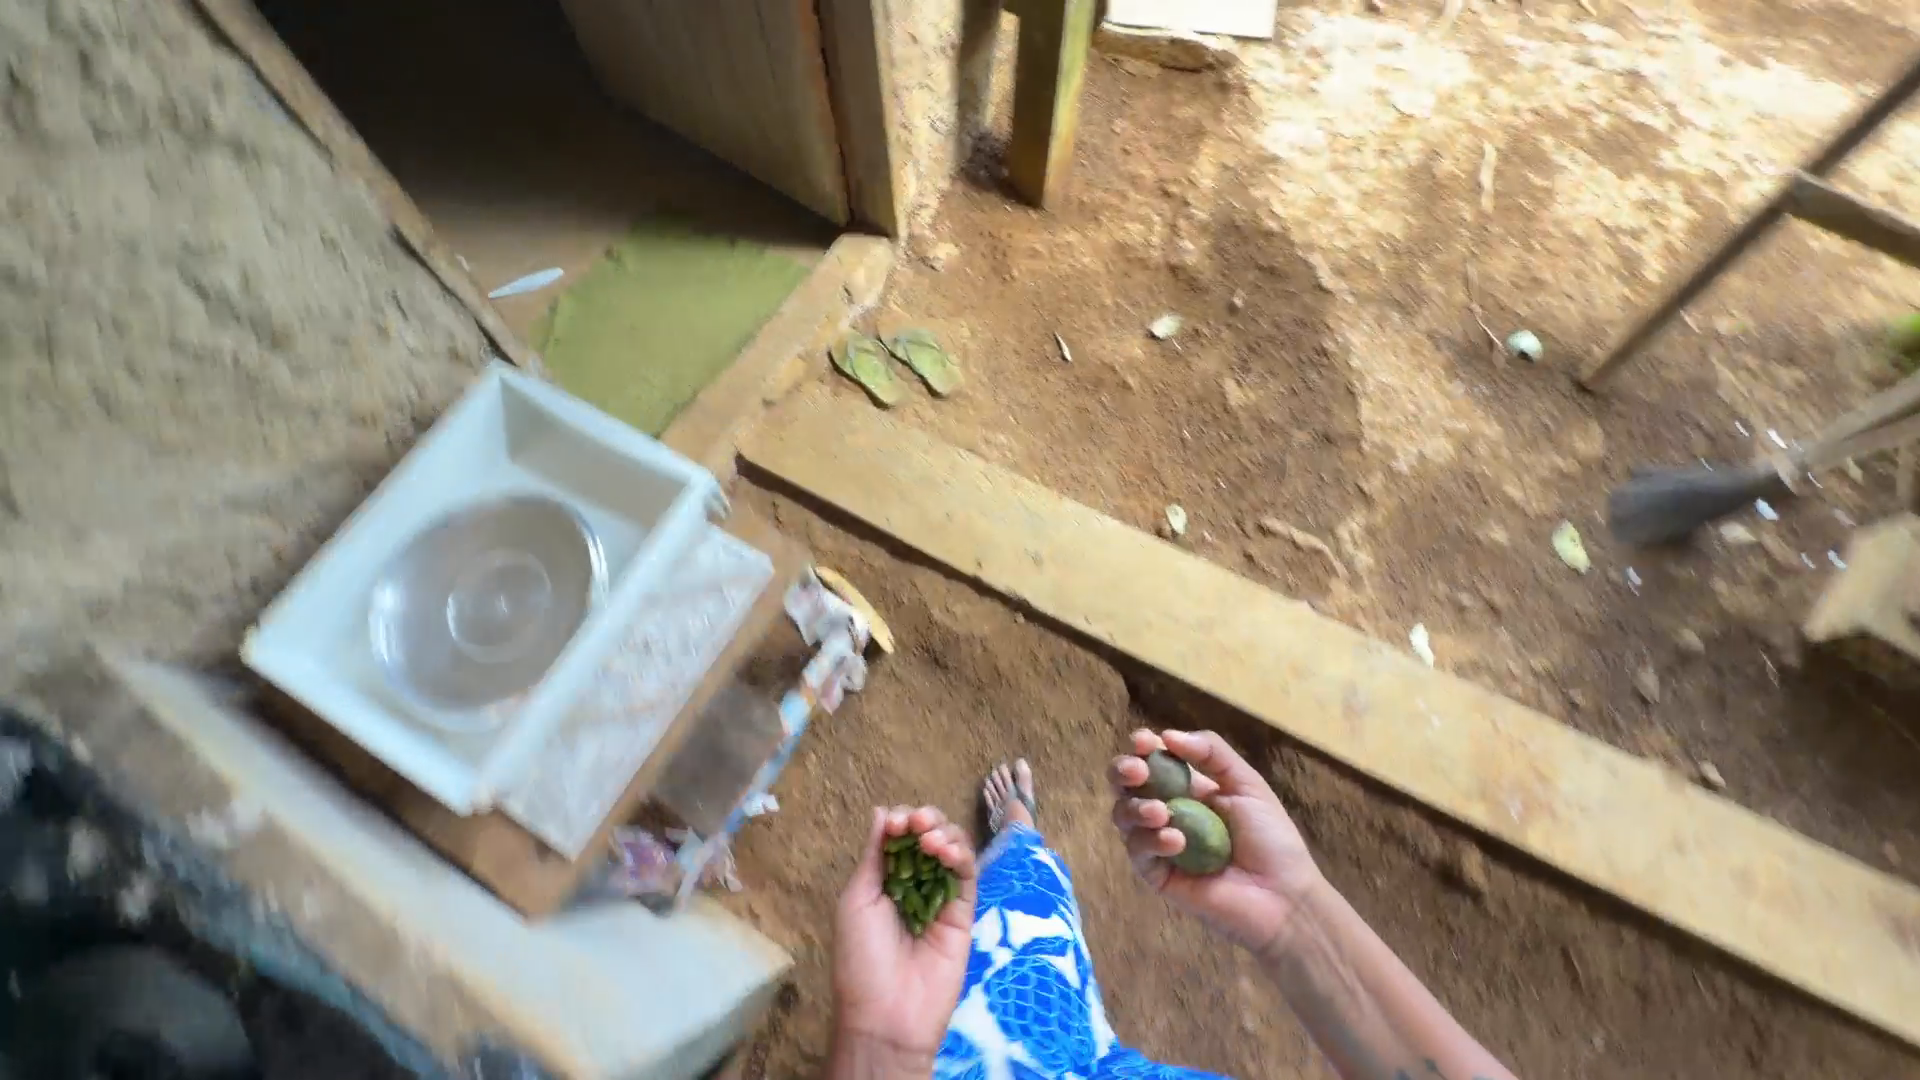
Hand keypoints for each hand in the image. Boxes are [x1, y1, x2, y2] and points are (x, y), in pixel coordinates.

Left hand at [831, 805, 977, 1067]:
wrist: (885, 1015)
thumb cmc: (861, 958)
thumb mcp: (857, 900)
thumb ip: (874, 855)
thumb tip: (882, 810)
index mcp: (885, 879)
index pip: (899, 837)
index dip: (900, 822)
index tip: (896, 824)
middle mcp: (915, 882)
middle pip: (929, 835)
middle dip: (924, 820)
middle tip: (917, 825)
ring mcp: (941, 896)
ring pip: (952, 847)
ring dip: (944, 832)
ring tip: (930, 840)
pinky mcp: (963, 912)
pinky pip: (967, 874)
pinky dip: (961, 854)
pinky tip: (946, 852)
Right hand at [1108, 729, 1323, 953]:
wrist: (1285, 898)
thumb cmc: (1271, 839)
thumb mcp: (1247, 784)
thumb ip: (1212, 753)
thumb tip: (1166, 736)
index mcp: (1187, 788)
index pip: (1153, 761)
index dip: (1143, 747)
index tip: (1144, 742)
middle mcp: (1167, 811)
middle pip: (1126, 785)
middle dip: (1123, 771)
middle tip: (1136, 771)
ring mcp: (1159, 844)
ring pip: (1124, 816)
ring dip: (1135, 807)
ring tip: (1159, 812)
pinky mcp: (1157, 875)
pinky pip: (1138, 852)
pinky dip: (1151, 841)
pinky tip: (1175, 842)